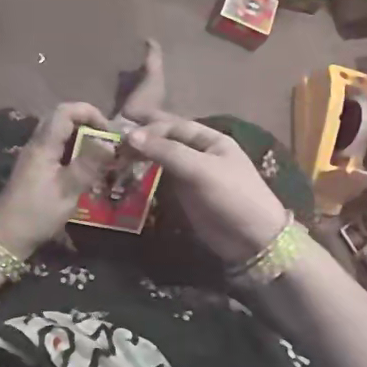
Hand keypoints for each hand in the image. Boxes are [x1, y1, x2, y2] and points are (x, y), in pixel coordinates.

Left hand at [0, 103, 113, 257]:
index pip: (65, 111)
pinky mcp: (35, 168)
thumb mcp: (68, 190)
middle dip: (87, 124)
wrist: (5, 236)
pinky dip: (73, 152)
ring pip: (59, 134)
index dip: (89, 112)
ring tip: (101, 156)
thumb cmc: (37, 213)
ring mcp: (34, 156)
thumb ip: (89, 164)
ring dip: (81, 139)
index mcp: (43, 144)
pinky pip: (56, 149)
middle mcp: (37, 144)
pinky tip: (85, 169)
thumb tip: (109, 142)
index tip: (108, 130)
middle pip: (62, 119)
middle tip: (107, 142)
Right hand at [123, 116, 289, 264]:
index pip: (174, 126)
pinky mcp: (185, 195)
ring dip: (140, 156)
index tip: (123, 136)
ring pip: (161, 159)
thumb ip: (166, 152)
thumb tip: (130, 136)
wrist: (252, 240)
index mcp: (210, 139)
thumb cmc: (232, 196)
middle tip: (113, 141)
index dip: (149, 128)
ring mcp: (192, 174)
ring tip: (115, 157)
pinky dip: (144, 175)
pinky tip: (127, 174)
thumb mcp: (200, 169)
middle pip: (166, 140)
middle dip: (142, 139)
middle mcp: (200, 152)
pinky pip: (161, 179)